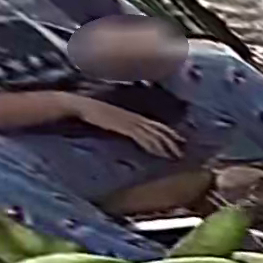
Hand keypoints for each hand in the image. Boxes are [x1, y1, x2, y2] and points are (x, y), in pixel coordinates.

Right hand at [66, 96, 182, 159]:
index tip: (183, 142)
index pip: (160, 126)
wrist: (79, 105)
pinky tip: (157, 154)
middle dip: (174, 144)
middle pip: (162, 133)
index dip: (173, 134)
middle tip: (182, 155)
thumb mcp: (117, 117)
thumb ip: (128, 123)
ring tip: (173, 157)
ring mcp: (131, 123)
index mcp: (136, 116)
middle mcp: (138, 119)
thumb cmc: (95, 112)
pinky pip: (142, 138)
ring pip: (155, 137)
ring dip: (165, 148)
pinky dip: (151, 146)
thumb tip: (134, 132)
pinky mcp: (124, 127)